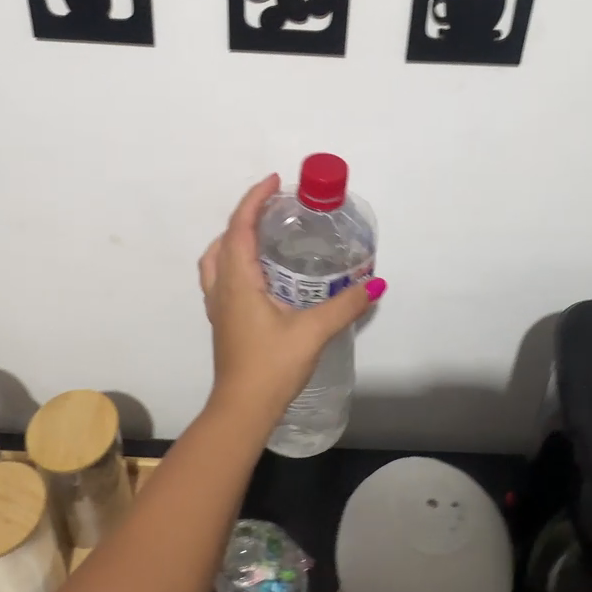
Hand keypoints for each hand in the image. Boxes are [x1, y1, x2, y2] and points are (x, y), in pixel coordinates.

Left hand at [198, 174, 381, 424]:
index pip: (240, 226)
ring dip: (235, 239)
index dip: (255, 199)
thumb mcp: (313, 332)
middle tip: (275, 207)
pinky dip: (234, 261)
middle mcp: (222, 287)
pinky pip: (221, 276)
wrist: (242, 410)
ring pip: (217, 259)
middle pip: (225, 238)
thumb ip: (345, 305)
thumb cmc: (272, 366)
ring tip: (263, 235)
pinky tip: (259, 274)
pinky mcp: (223, 322)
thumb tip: (374, 283)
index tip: (275, 181)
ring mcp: (218, 306)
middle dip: (246, 215)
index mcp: (238, 280)